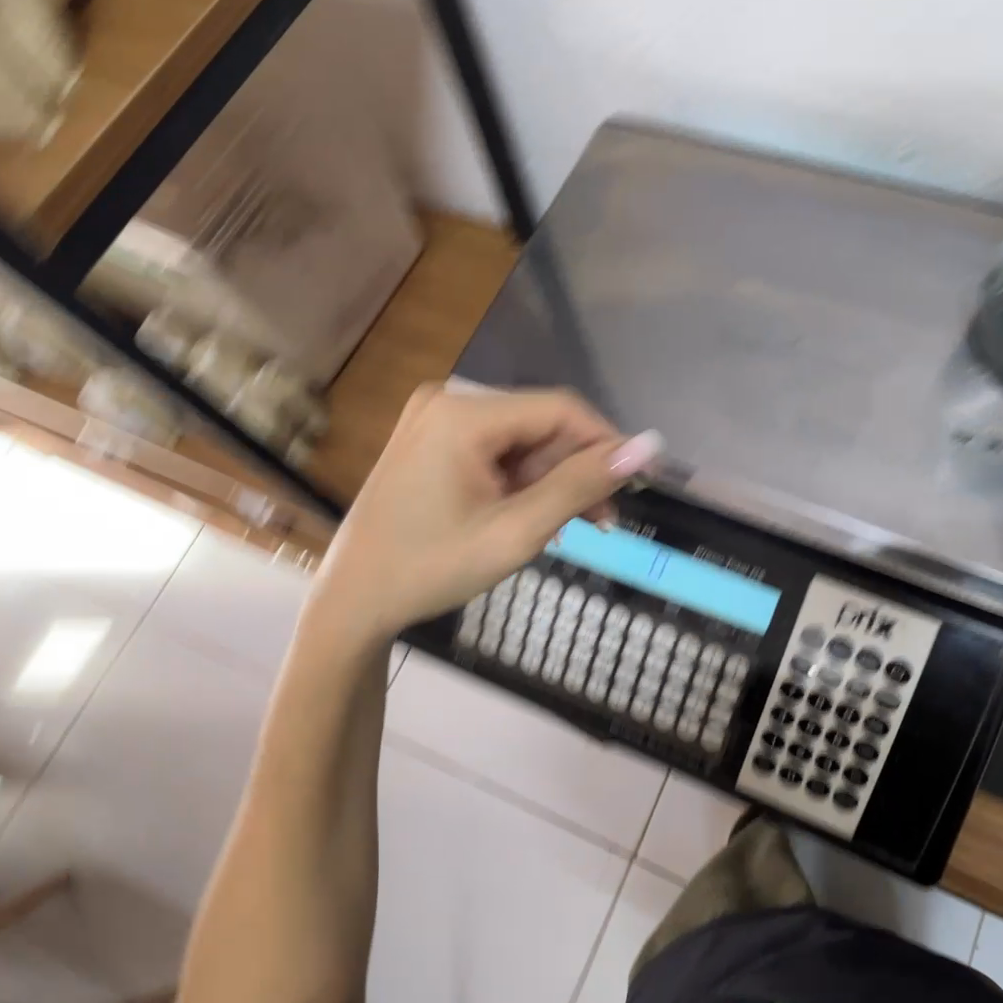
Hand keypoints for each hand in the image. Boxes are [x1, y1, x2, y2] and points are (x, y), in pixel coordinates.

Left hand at [307, 385, 661, 642]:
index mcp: (463, 414)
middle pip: (539, 425)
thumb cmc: (432, 569)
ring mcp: (433, 421)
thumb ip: (582, 485)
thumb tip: (647, 447)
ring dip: (549, 482)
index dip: (605, 443)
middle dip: (574, 471)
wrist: (355, 601)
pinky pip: (493, 452)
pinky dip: (519, 484)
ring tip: (568, 530)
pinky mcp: (429, 442)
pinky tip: (531, 518)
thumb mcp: (517, 531)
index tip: (634, 486)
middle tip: (602, 523)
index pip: (560, 409)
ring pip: (520, 441)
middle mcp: (447, 401)